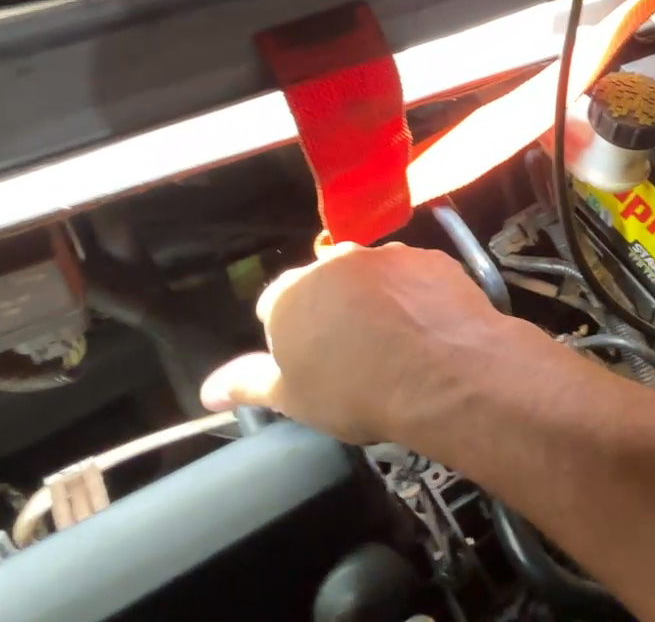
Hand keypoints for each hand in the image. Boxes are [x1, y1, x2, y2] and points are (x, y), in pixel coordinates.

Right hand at [200, 241, 547, 445]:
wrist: (445, 372)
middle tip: (354, 350)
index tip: (310, 360)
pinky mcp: (434, 258)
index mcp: (293, 293)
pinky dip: (418, 294)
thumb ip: (249, 384)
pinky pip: (416, 276)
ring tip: (398, 339)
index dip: (290, 333)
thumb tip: (209, 388)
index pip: (275, 303)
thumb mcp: (293, 398)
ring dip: (378, 297)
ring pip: (374, 275)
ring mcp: (391, 255)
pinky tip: (431, 326)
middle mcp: (339, 262)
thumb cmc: (357, 391)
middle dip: (334, 308)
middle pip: (327, 282)